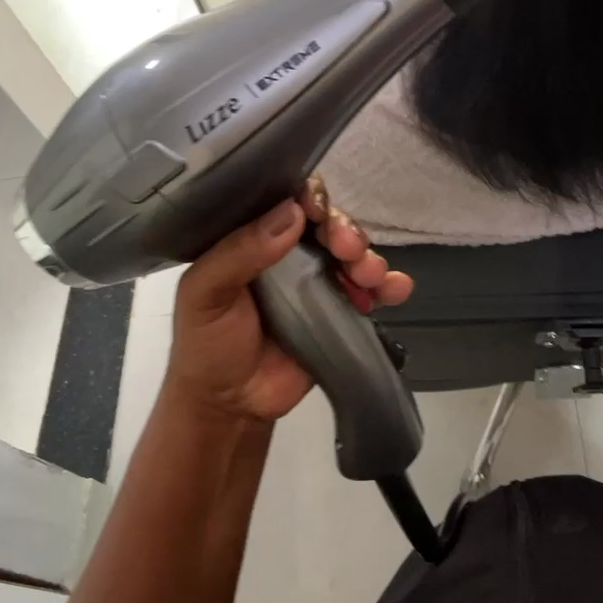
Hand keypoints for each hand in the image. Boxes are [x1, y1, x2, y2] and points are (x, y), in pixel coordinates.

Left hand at [165, 177, 413, 423]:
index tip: (317, 211)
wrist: (230, 405)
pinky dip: (391, 285)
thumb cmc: (208, 342)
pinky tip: (397, 289)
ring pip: (354, 253)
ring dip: (369, 258)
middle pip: (329, 223)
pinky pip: (372, 291)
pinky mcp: (341, 311)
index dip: (308, 197)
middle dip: (345, 230)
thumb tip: (291, 213)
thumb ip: (239, 252)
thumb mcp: (205, 293)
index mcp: (254, 237)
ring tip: (369, 276)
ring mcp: (319, 281)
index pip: (287, 200)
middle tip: (348, 249)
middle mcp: (290, 252)